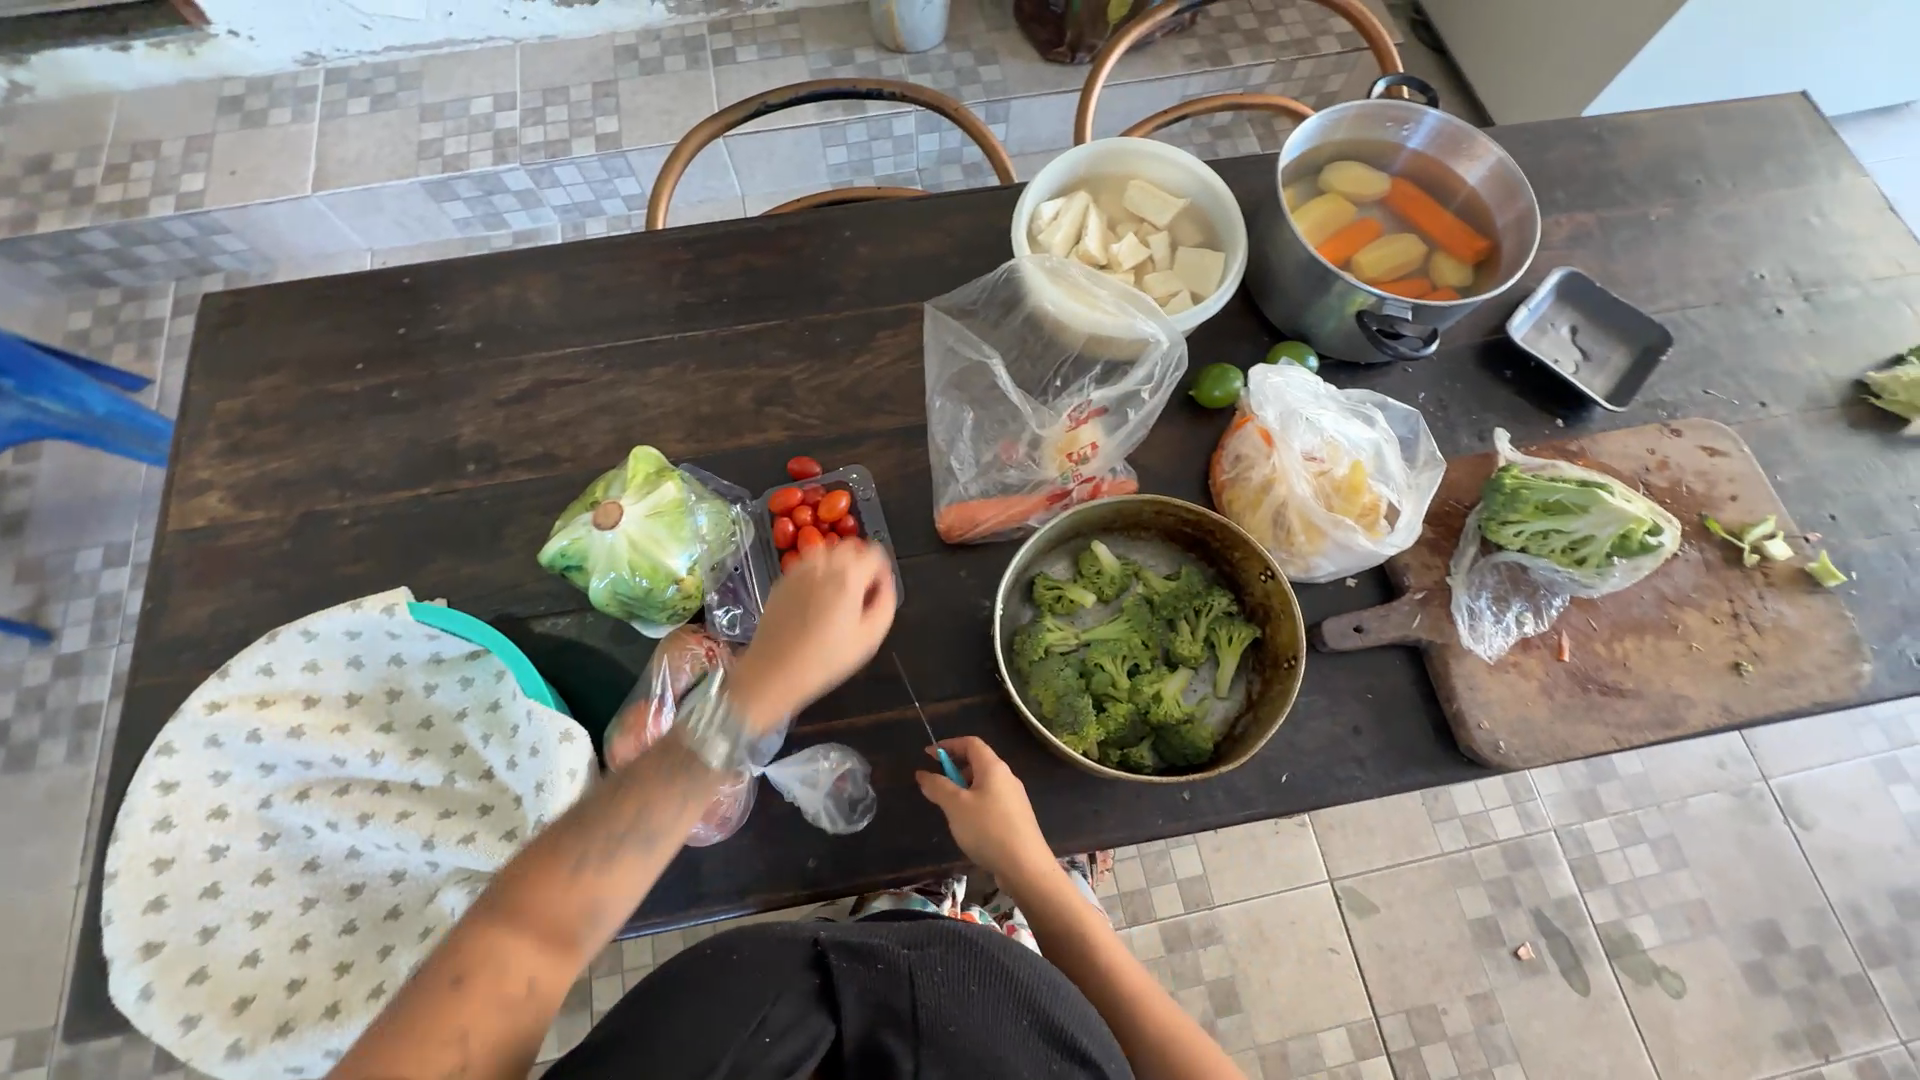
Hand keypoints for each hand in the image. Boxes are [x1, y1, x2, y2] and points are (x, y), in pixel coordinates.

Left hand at [729, 540, 895, 729]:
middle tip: (860, 592)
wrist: (774, 671)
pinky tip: (814, 601)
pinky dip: (816, 574)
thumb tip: (886, 584)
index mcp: (849, 576)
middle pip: (849, 547)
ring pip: (826, 552)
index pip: (875, 552)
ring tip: (837, 595)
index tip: (878, 590)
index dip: (882, 569)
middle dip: (859, 563)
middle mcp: (823, 564)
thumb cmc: (827, 659)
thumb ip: (886, 603)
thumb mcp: (870, 637)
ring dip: (837, 565)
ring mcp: (798, 570)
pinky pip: (806, 565)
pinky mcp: (782, 581)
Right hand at [916, 736, 1056, 889]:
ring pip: (984, 784)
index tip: (929, 755)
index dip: (948, 745)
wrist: (1025, 867)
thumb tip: (923, 774)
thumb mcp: (955, 806)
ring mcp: (1014, 798)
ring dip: (964, 790)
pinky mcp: (1017, 818)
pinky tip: (969, 827)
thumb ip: (938, 786)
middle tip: (938, 787)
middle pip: (978, 763)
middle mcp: (1007, 777)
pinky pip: (991, 802)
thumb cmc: (987, 829)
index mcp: (993, 767)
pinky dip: (975, 805)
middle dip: (955, 769)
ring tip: (950, 810)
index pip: (971, 743)